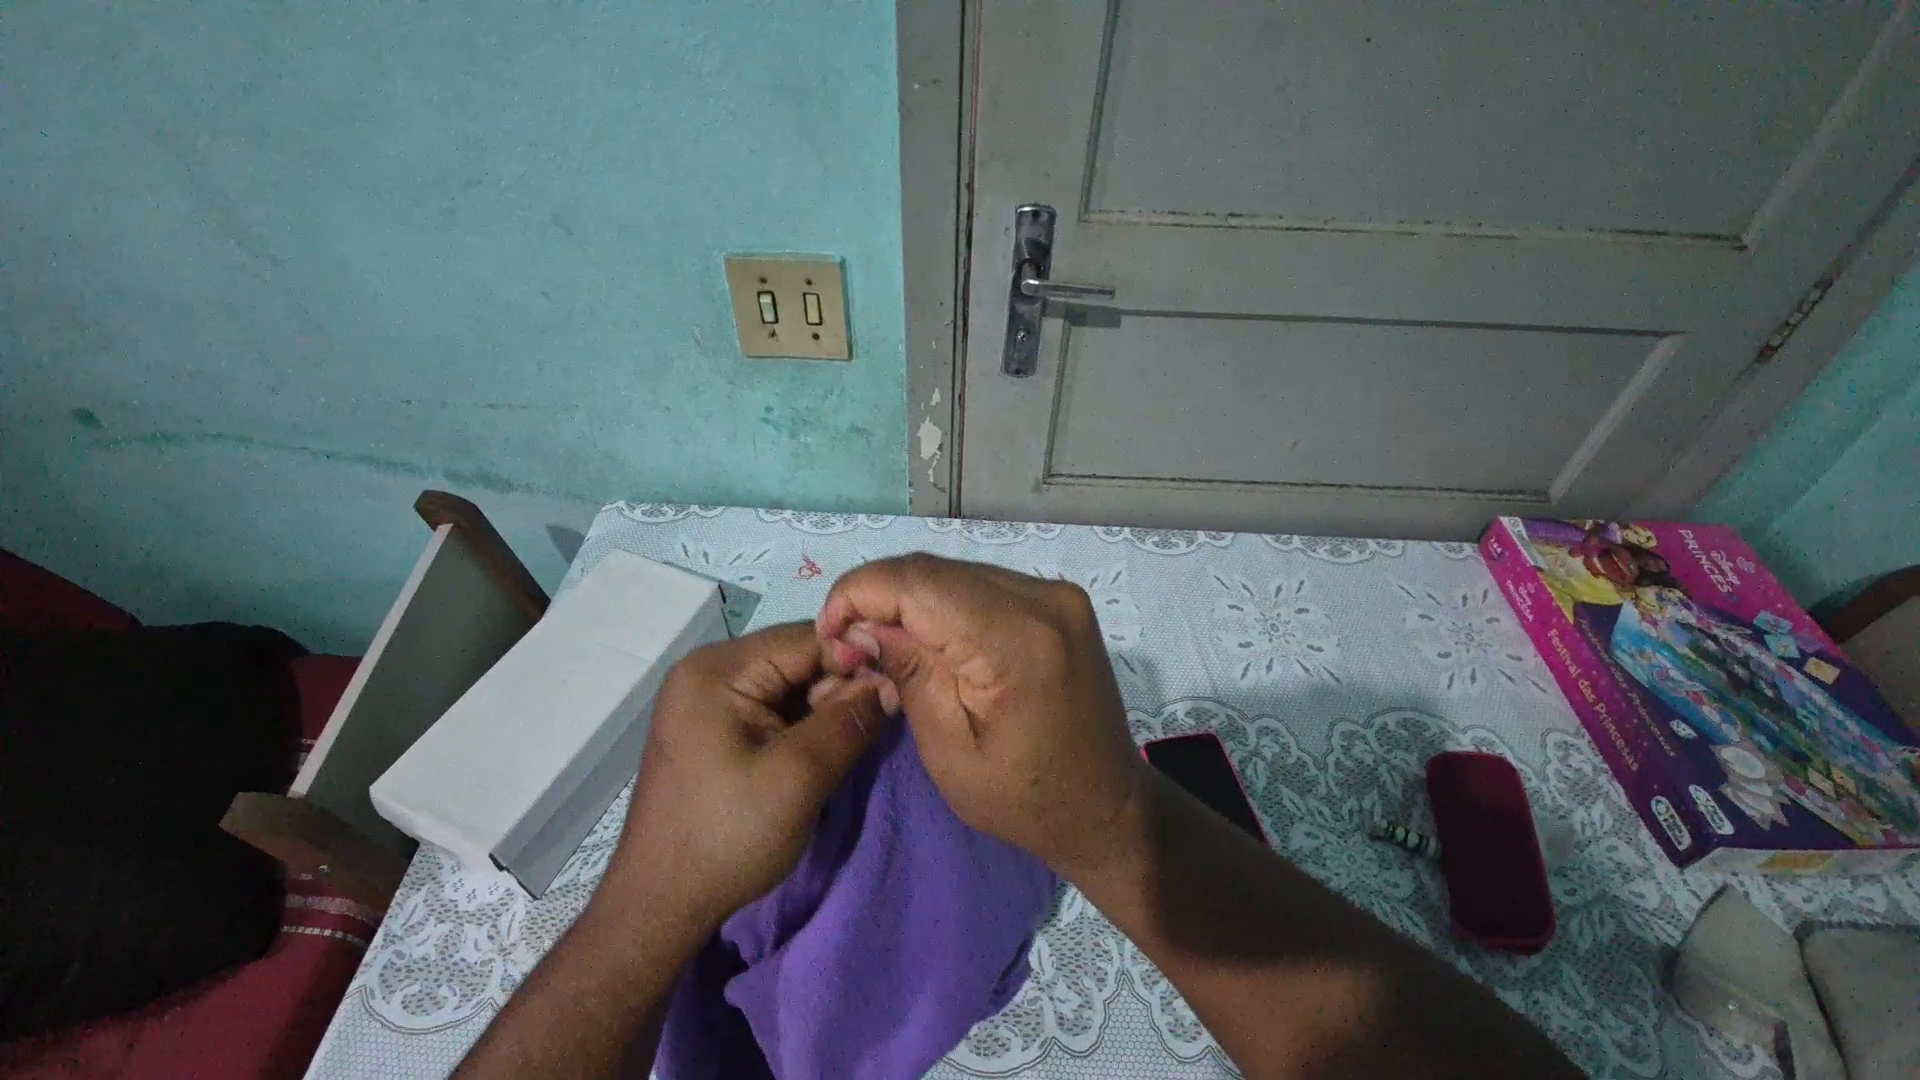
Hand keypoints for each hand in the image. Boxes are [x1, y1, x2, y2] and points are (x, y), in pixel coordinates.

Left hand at [599, 622, 890, 928]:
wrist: (661, 903)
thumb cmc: (727, 835)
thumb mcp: (800, 776)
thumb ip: (849, 721)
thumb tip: (890, 684)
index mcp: (718, 669)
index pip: (807, 637)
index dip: (855, 659)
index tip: (892, 691)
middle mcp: (709, 670)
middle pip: (797, 656)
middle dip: (838, 685)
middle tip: (867, 725)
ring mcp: (707, 698)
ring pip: (788, 682)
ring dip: (823, 706)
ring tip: (844, 742)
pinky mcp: (713, 725)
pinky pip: (771, 705)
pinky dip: (802, 722)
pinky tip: (817, 751)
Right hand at [816, 554, 1145, 876]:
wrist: (1108, 805)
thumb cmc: (1026, 799)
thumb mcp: (950, 752)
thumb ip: (909, 674)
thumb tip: (862, 624)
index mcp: (1018, 639)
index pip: (918, 582)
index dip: (859, 593)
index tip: (830, 633)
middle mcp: (1044, 598)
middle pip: (934, 570)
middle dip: (879, 598)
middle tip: (851, 646)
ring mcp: (1057, 594)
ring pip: (955, 572)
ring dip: (909, 600)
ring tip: (882, 645)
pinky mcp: (1059, 601)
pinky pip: (982, 585)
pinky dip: (943, 604)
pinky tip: (926, 638)